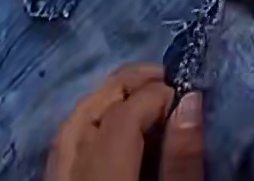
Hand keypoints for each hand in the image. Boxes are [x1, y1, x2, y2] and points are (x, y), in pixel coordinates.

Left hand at [46, 65, 203, 180]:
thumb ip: (181, 162)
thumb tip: (192, 99)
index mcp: (100, 180)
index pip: (120, 117)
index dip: (155, 96)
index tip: (185, 99)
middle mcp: (66, 179)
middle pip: (88, 113)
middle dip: (128, 86)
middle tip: (165, 82)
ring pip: (69, 126)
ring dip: (106, 99)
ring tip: (142, 96)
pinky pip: (62, 147)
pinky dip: (88, 123)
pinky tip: (113, 124)